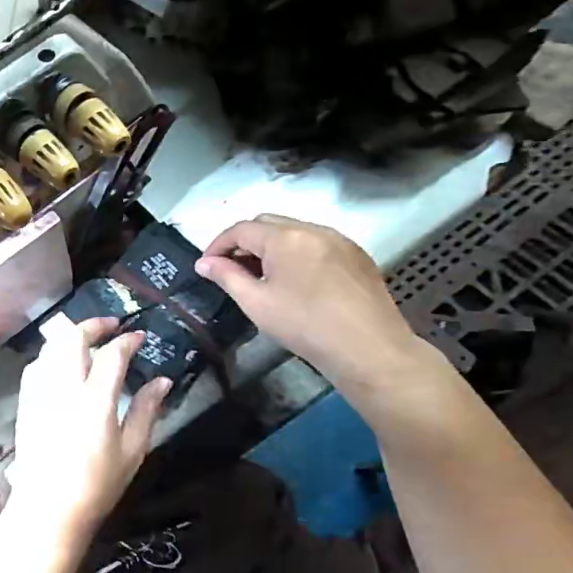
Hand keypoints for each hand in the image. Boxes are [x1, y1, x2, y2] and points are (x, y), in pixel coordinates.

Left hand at [9, 318, 170, 544]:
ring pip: (51, 347)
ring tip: (88, 341)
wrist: (48, 508)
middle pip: (73, 338)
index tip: (139, 337)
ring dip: (71, 337)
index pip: (112, 354)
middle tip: (112, 326)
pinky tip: (62, 364)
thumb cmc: (96, 484)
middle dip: (94, 325)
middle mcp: (64, 387)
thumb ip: (146, 410)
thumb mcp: (132, 451)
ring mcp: (39, 392)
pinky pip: (36, 365)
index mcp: (95, 399)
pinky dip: (51, 355)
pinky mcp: (25, 402)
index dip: (128, 340)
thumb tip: (163, 381)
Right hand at [195, 215, 424, 386]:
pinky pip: (317, 243)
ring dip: (271, 246)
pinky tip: (295, 280)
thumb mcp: (256, 303)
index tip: (206, 266)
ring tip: (261, 275)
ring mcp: (340, 240)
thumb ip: (227, 276)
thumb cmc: (304, 326)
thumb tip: (204, 263)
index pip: (241, 229)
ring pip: (294, 231)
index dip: (218, 245)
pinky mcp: (357, 255)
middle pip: (267, 223)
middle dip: (244, 241)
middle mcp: (313, 229)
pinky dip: (297, 253)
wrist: (369, 349)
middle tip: (231, 269)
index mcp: (285, 238)